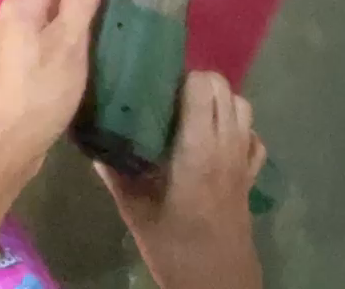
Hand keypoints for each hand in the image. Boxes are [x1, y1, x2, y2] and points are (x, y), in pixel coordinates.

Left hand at [0, 0, 117, 182]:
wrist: (7, 145)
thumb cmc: (40, 91)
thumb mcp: (67, 43)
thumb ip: (78, 0)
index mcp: (21, 4)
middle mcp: (11, 14)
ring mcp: (12, 38)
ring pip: (50, 10)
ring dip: (78, 3)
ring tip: (112, 0)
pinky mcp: (18, 60)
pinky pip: (48, 30)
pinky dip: (69, 25)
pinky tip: (89, 33)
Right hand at [97, 72, 266, 288]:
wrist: (218, 287)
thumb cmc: (174, 246)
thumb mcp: (134, 208)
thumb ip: (113, 170)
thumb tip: (92, 138)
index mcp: (197, 148)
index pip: (202, 86)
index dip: (181, 77)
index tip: (156, 84)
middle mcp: (225, 145)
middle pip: (223, 87)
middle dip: (196, 82)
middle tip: (168, 96)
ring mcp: (243, 161)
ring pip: (242, 105)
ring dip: (218, 100)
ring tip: (190, 112)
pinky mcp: (251, 177)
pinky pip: (252, 136)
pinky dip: (237, 128)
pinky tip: (214, 138)